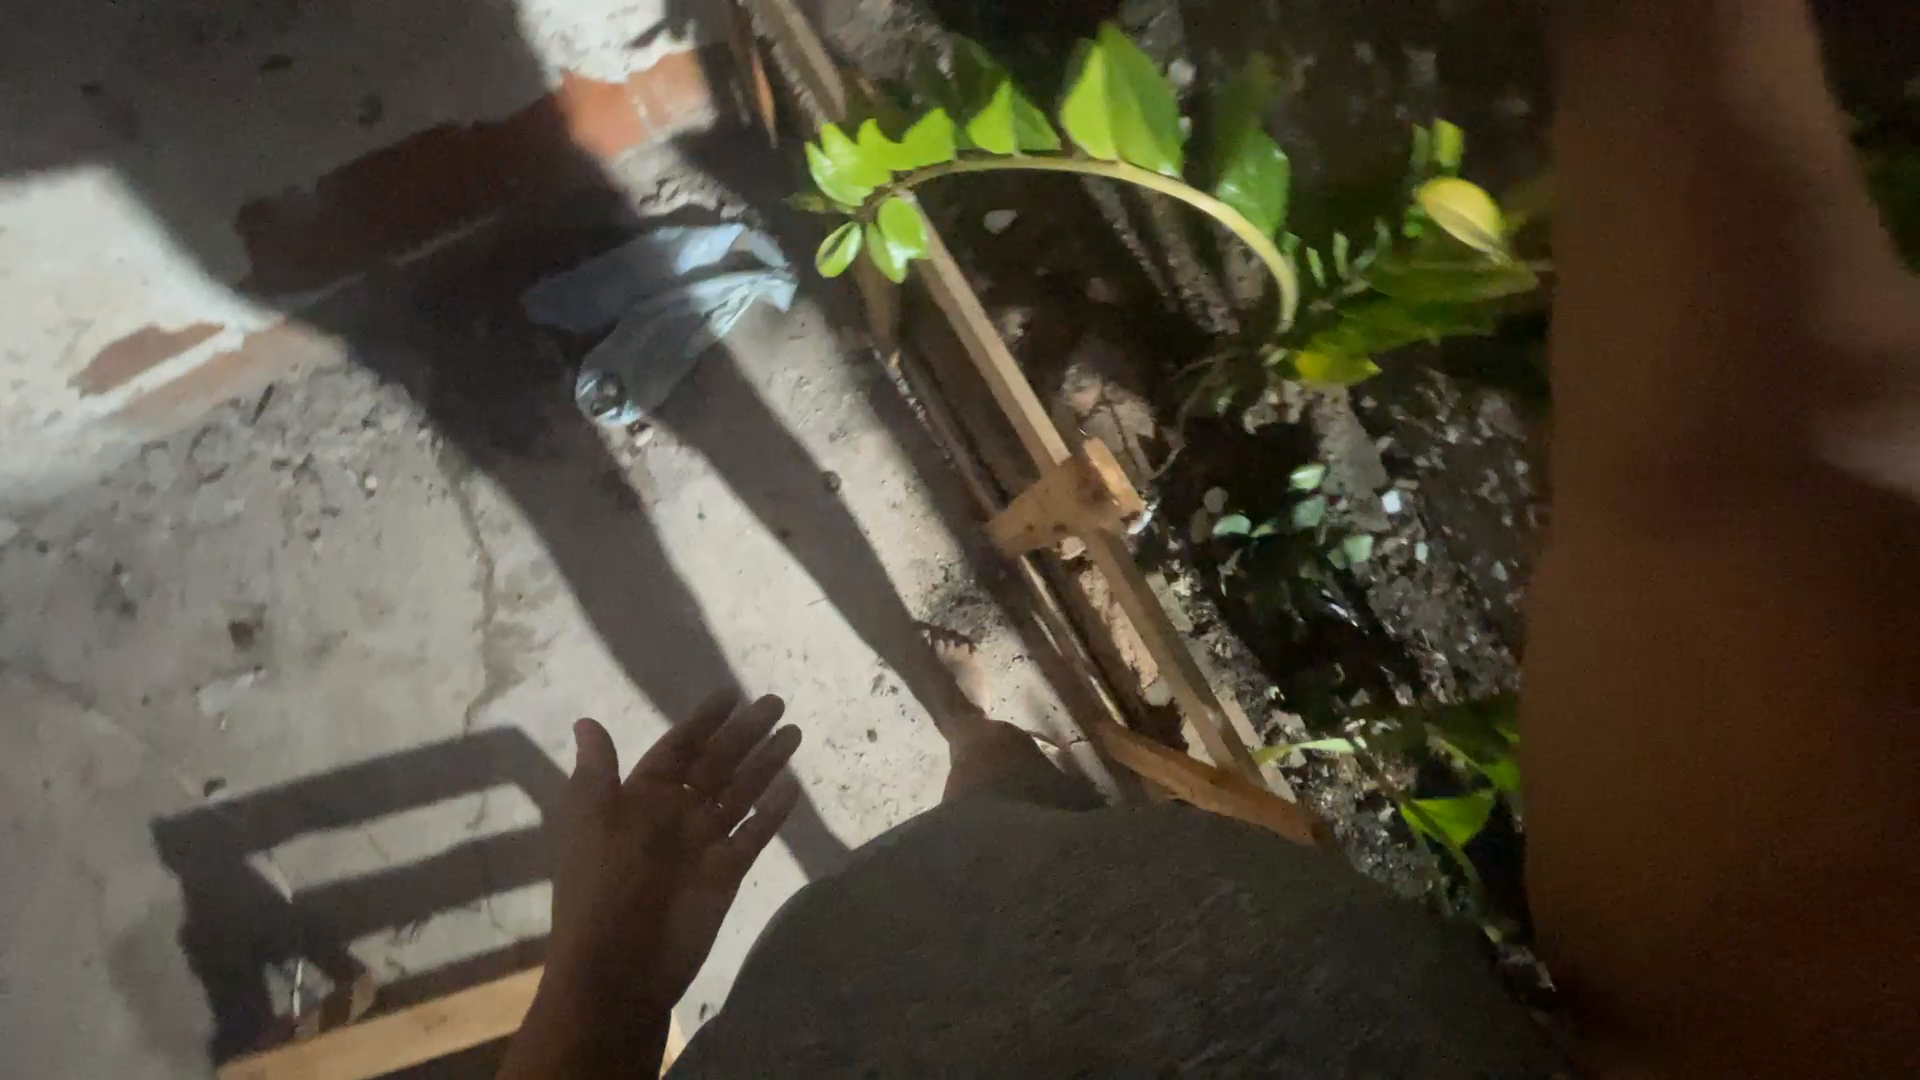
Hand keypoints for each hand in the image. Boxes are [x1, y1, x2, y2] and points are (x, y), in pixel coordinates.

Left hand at [545, 690, 801, 1012]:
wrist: (618, 969)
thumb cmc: (600, 888)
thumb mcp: (590, 822)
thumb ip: (597, 773)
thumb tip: (585, 721)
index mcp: (642, 798)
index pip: (679, 748)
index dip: (703, 720)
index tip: (730, 693)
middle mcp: (677, 813)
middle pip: (718, 762)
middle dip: (745, 732)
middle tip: (775, 702)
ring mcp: (705, 841)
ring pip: (742, 791)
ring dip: (767, 762)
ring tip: (793, 733)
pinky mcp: (728, 870)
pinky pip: (755, 832)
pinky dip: (774, 811)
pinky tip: (793, 787)